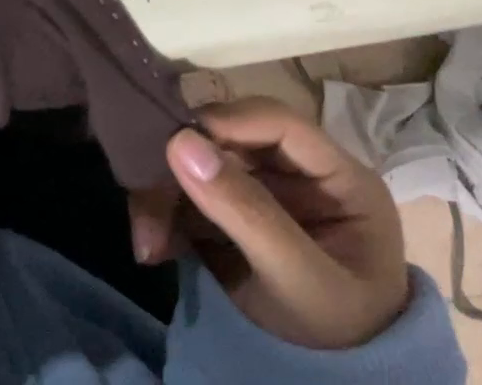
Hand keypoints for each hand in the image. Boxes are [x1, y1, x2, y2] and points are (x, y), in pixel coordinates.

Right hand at [129, 98, 409, 349]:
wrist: (322, 383)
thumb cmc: (335, 328)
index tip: (174, 143)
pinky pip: (179, 191)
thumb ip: (247, 211)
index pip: (277, 122)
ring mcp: (256, 190)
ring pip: (191, 162)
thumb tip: (180, 141)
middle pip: (222, 139)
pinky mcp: (222, 210)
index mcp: (336, 177)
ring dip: (159, 196)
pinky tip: (153, 248)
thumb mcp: (299, 277)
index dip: (225, 123)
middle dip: (178, 170)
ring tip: (147, 243)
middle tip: (145, 205)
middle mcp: (292, 172)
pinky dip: (158, 215)